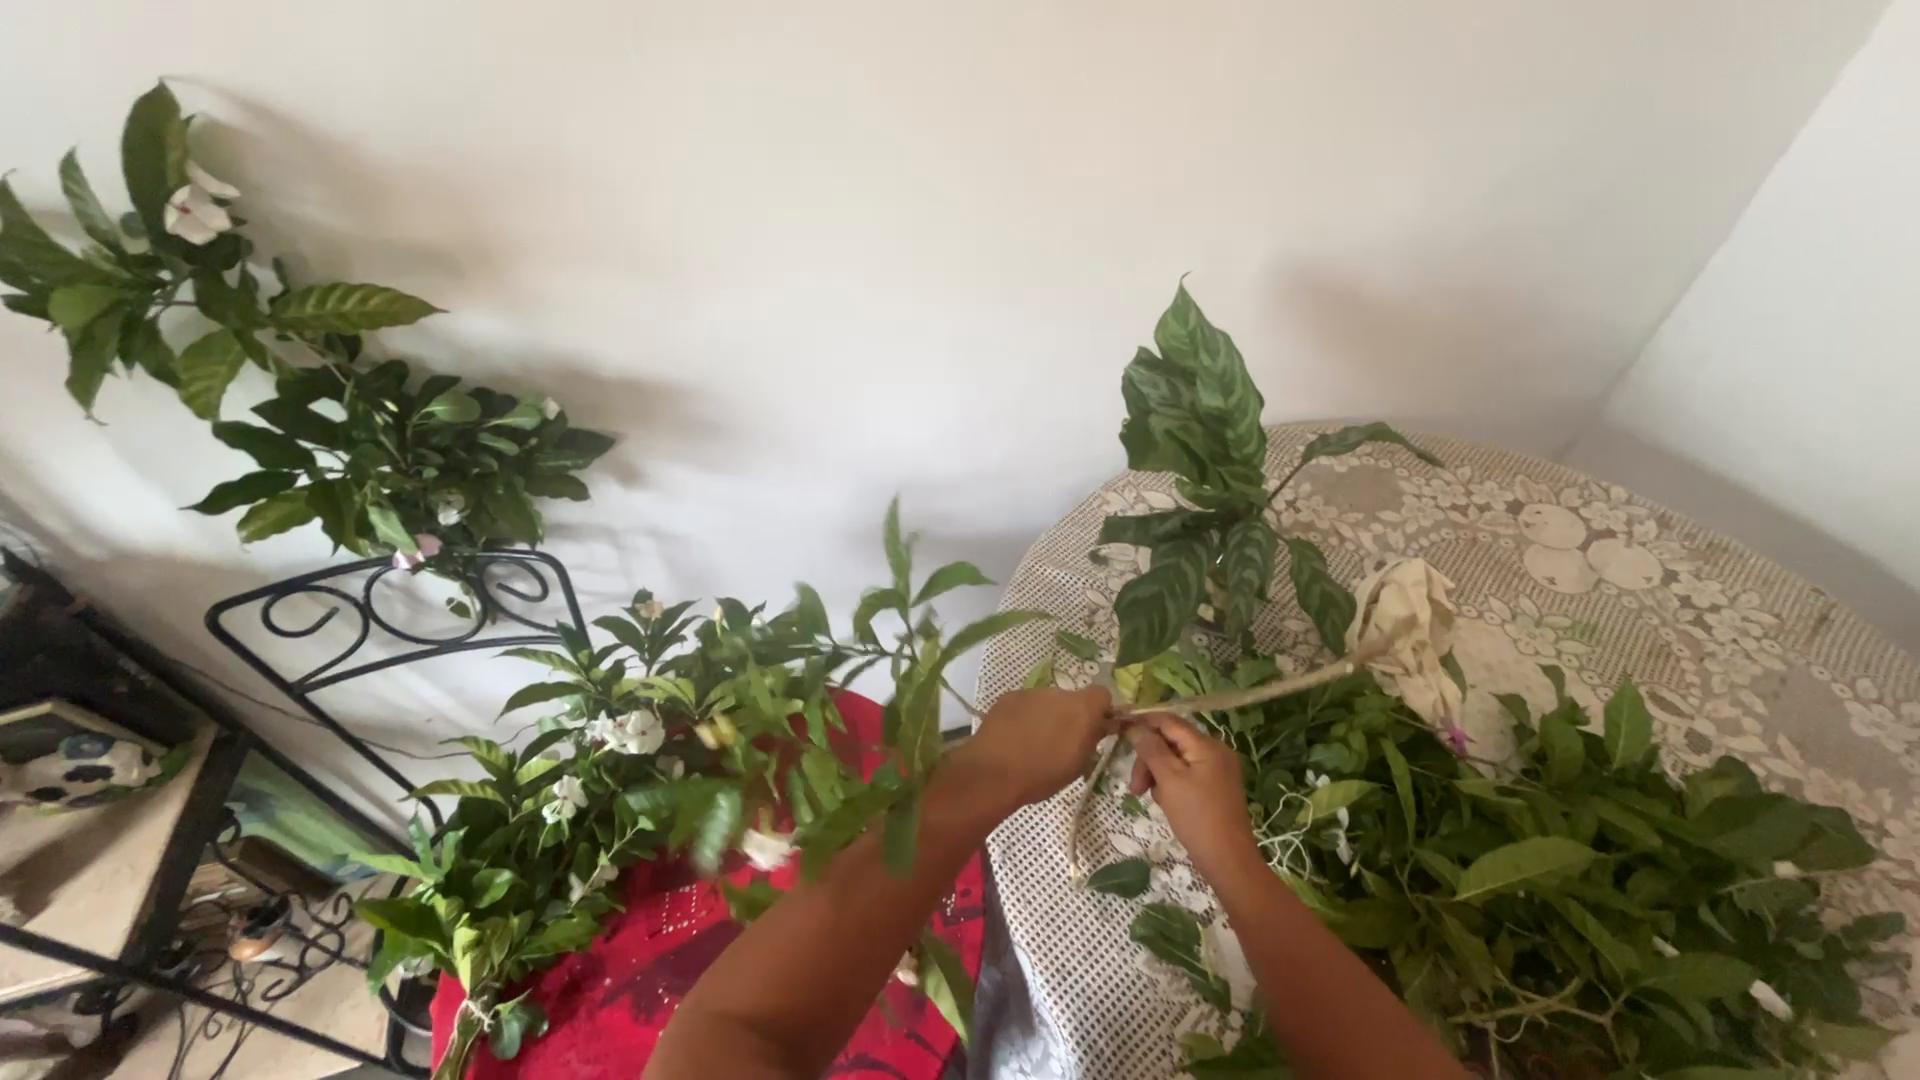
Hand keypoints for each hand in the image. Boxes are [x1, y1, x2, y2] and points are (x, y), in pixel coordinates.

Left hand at [951, 686, 1116, 810]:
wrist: (994, 773)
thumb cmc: (1043, 774)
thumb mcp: (1078, 763)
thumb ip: (1093, 737)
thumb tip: (1103, 724)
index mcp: (1081, 708)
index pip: (1102, 694)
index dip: (1100, 710)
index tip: (1094, 728)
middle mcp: (1058, 693)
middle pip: (1071, 699)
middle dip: (1069, 716)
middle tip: (1060, 741)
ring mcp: (1031, 692)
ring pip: (1046, 702)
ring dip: (1046, 716)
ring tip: (1033, 742)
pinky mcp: (1009, 696)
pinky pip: (1025, 704)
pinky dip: (1024, 716)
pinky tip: (1014, 737)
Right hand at [1126, 714, 1260, 879]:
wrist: (1228, 860)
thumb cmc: (1197, 817)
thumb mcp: (1169, 780)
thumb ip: (1152, 750)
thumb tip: (1137, 728)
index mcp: (1206, 745)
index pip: (1169, 721)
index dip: (1143, 722)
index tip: (1119, 729)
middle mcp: (1215, 752)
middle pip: (1171, 742)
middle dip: (1148, 759)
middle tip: (1135, 787)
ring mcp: (1217, 770)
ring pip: (1175, 760)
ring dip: (1157, 774)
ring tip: (1149, 797)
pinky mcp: (1215, 787)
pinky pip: (1185, 775)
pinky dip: (1171, 784)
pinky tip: (1166, 803)